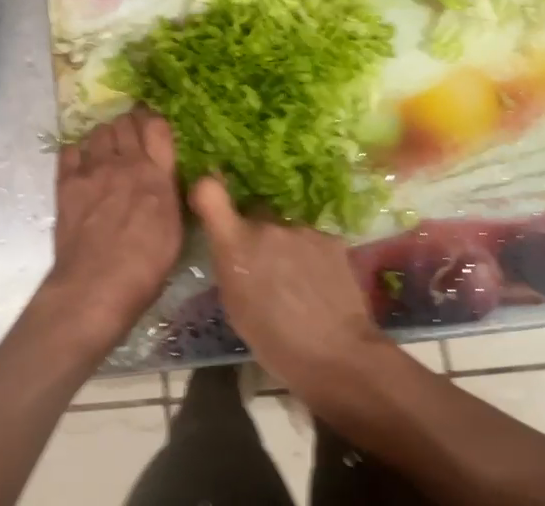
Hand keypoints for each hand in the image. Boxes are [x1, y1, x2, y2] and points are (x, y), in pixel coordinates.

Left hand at [36, 109, 183, 351]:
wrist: (95, 286)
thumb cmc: (144, 269)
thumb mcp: (174, 231)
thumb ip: (169, 194)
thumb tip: (165, 179)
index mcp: (157, 176)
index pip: (157, 126)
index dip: (154, 121)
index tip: (152, 128)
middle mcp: (125, 163)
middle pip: (125, 122)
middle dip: (129, 125)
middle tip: (130, 140)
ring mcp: (93, 169)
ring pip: (98, 131)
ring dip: (104, 138)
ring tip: (106, 153)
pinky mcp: (66, 182)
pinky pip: (70, 149)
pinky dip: (77, 152)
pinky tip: (82, 167)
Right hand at [189, 177, 387, 388]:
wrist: (336, 354)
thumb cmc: (274, 342)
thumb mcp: (235, 307)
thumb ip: (230, 266)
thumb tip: (233, 251)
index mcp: (235, 243)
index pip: (210, 192)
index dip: (207, 191)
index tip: (209, 201)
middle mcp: (267, 226)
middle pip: (254, 217)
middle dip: (255, 236)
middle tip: (265, 269)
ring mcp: (302, 229)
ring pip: (286, 231)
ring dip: (286, 248)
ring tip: (297, 284)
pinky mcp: (331, 239)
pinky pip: (312, 241)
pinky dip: (312, 257)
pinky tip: (319, 285)